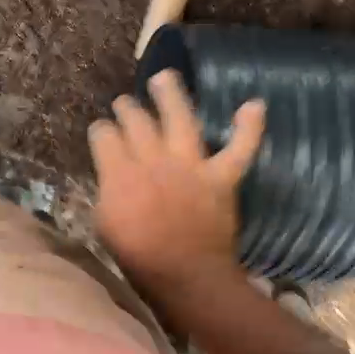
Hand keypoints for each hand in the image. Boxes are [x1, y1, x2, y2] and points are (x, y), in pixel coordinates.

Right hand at [87, 70, 264, 293]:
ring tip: (164, 78)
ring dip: (171, 95)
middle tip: (124, 105)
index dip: (100, 131)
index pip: (104, 135)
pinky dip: (249, 128)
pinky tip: (254, 104)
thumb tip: (112, 175)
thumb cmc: (137, 254)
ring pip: (180, 120)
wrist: (186, 275)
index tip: (101, 133)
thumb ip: (108, 190)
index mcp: (119, 172)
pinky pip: (240, 149)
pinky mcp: (221, 177)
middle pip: (137, 121)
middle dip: (127, 109)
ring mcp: (190, 166)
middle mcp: (153, 159)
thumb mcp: (104, 220)